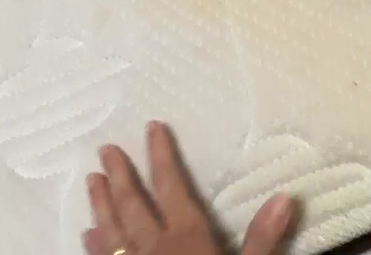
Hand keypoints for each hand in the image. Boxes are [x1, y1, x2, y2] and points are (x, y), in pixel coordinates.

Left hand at [84, 122, 294, 254]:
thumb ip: (263, 240)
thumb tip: (285, 196)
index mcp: (187, 238)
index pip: (171, 187)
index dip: (161, 155)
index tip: (151, 127)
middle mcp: (155, 250)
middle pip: (133, 206)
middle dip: (120, 176)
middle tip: (104, 149)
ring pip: (112, 233)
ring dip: (100, 205)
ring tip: (90, 180)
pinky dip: (93, 249)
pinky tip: (86, 236)